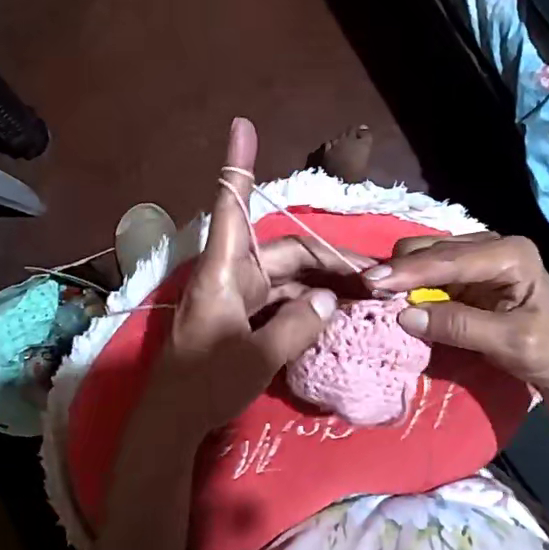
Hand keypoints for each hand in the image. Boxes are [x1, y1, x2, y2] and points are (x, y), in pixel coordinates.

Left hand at [132, 118, 368, 449]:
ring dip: (324, 284)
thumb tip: (332, 299)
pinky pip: (283, 299)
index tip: (241, 125)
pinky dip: (309, 304)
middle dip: (329, 259)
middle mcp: (232, 275)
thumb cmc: (205, 385)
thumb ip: (299, 325)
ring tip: (367, 295)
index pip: (233, 207)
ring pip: (289, 277)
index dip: (238, 165)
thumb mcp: (257, 357)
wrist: (172, 424)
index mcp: (224, 273)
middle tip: (375, 277)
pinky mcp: (243, 318)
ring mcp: (238, 297)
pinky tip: (339, 313)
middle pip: (285, 251)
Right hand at [366, 233, 548, 397]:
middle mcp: (492, 245)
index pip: (451, 259)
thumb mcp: (510, 342)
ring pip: (424, 256)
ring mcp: (477, 258)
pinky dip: (409, 284)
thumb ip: (459, 326)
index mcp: (512, 254)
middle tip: (368, 292)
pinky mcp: (465, 274)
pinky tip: (392, 296)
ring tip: (375, 295)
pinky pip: (428, 273)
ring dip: (401, 275)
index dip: (411, 271)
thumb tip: (405, 315)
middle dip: (401, 270)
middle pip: (432, 248)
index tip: (374, 282)